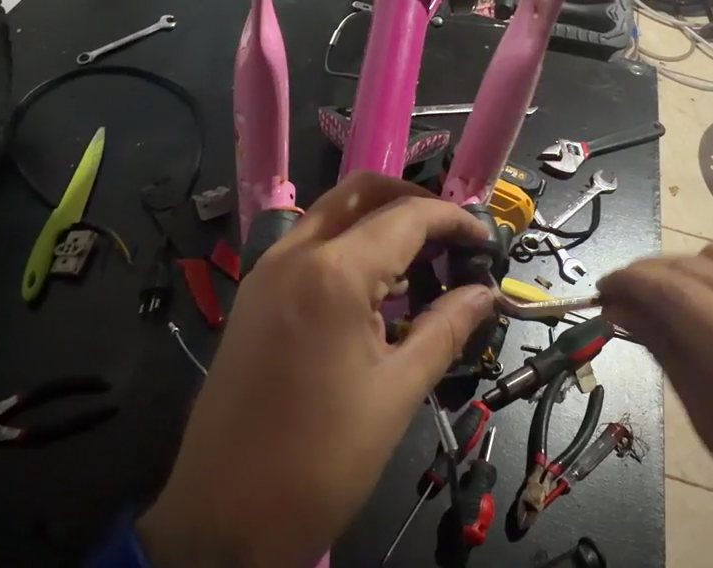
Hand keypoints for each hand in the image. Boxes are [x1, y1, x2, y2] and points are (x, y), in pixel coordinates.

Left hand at [138, 173, 495, 567]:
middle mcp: (293, 253)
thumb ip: (445, 329)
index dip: (454, 221)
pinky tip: (376, 288)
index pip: (407, 218)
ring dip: (377, 222)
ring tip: (423, 262)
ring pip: (330, 215)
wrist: (224, 519)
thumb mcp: (397, 392)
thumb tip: (485, 294)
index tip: (488, 242)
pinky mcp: (253, 297)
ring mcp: (265, 273)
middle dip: (412, 202)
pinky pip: (307, 248)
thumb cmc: (321, 459)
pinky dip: (346, 247)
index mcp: (333, 271)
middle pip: (361, 193)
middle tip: (452, 237)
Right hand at [599, 242, 712, 566]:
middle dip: (649, 273)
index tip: (600, 291)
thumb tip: (618, 307)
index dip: (630, 282)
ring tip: (654, 295)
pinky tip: (697, 298)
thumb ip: (666, 351)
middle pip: (698, 268)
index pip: (677, 292)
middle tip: (617, 295)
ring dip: (680, 268)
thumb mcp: (711, 423)